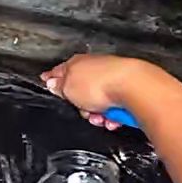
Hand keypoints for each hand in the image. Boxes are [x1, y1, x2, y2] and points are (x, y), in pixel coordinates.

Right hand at [41, 54, 161, 128]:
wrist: (134, 88)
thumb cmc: (102, 83)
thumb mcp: (68, 88)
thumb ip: (59, 86)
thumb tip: (53, 84)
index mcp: (77, 63)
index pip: (60, 71)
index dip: (53, 79)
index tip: (47, 83)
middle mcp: (95, 68)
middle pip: (81, 93)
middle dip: (82, 107)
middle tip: (84, 110)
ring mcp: (112, 79)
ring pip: (98, 104)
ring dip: (98, 115)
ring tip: (102, 117)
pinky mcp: (127, 91)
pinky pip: (114, 109)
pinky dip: (113, 116)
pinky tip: (113, 119)